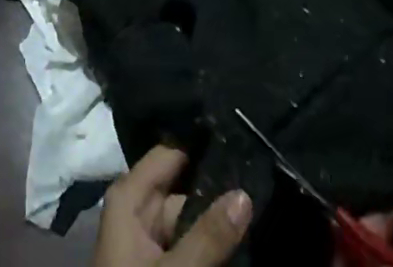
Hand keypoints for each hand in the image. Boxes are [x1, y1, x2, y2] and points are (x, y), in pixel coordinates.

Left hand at [93, 145, 252, 266]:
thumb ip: (207, 237)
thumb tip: (245, 194)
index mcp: (131, 196)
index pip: (173, 151)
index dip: (206, 144)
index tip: (245, 139)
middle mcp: (141, 209)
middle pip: (189, 185)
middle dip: (222, 191)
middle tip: (261, 186)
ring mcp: (151, 237)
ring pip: (196, 216)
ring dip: (222, 222)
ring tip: (256, 216)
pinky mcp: (164, 261)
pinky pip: (194, 242)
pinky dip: (213, 244)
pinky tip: (238, 244)